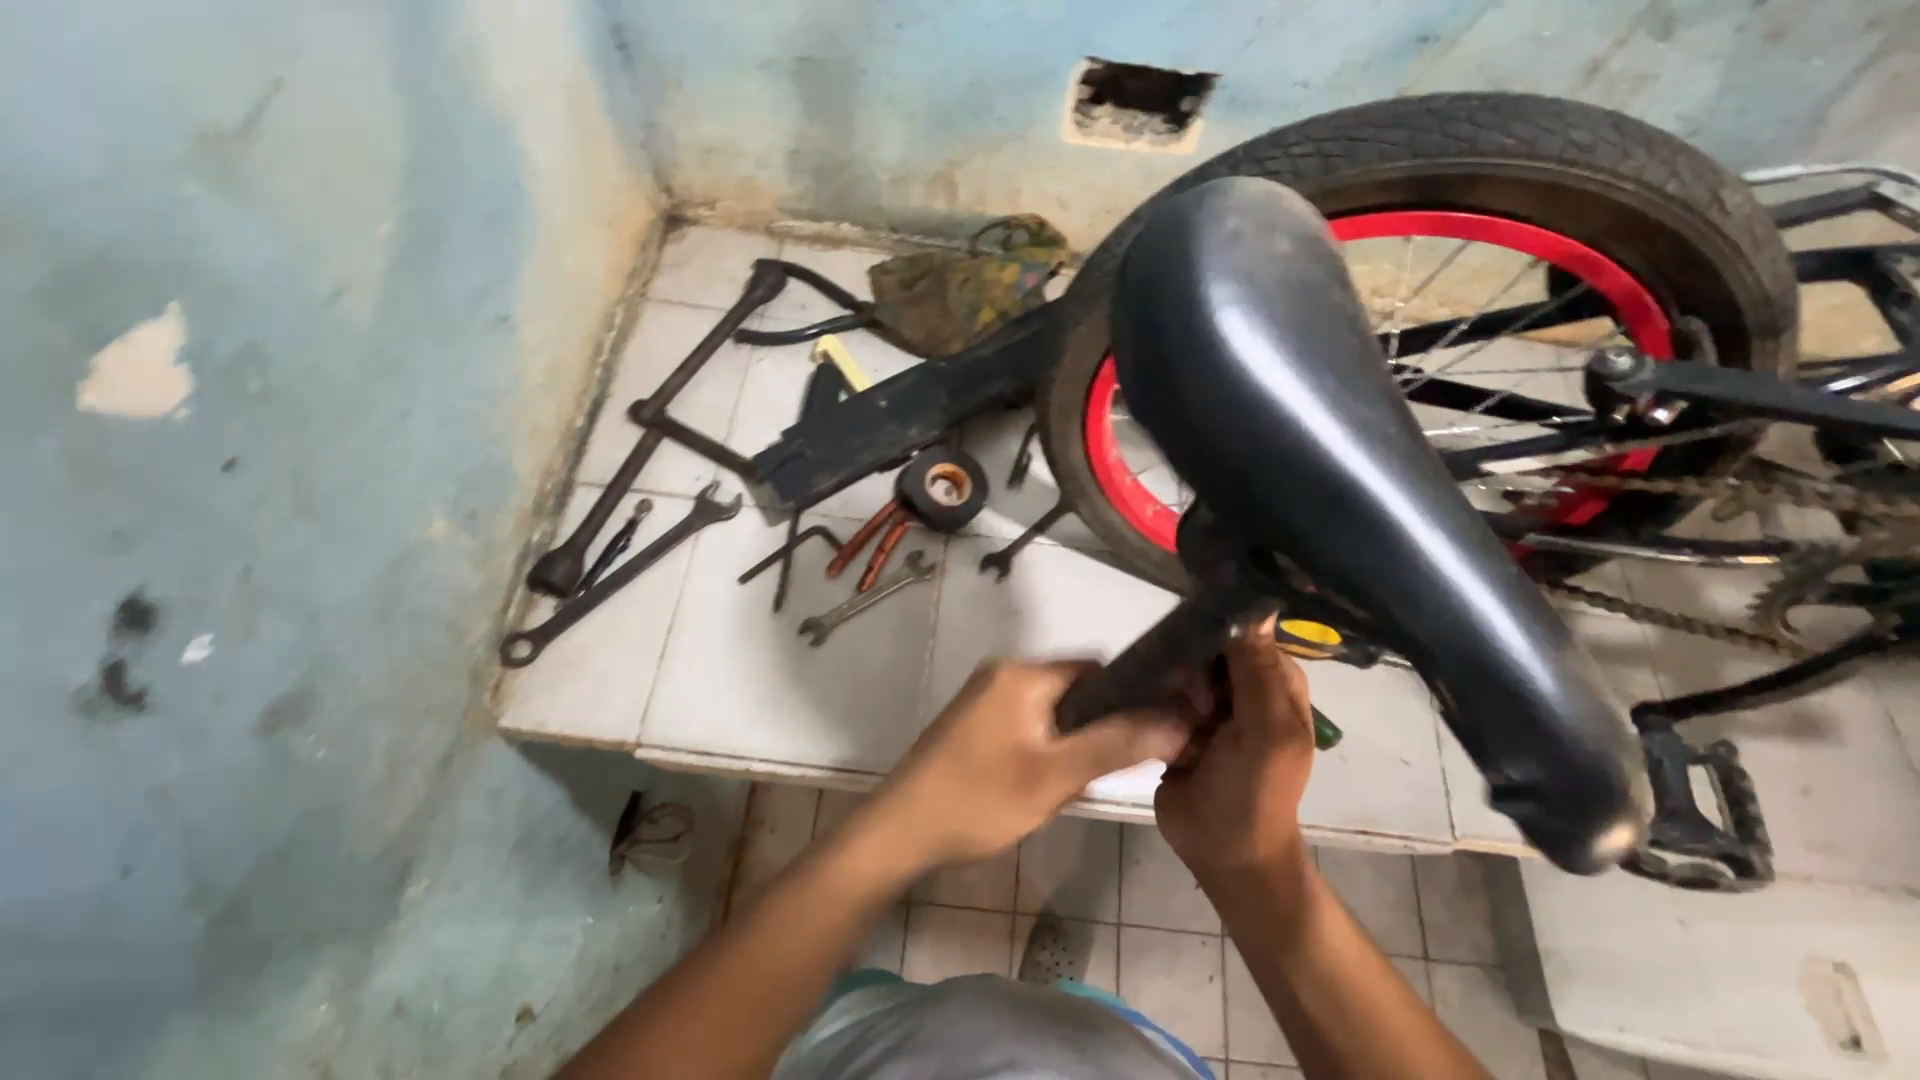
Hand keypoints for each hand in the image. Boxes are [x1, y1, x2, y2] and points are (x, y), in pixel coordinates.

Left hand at [864, 660, 1190, 871]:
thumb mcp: (1055, 777)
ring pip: (1054, 713)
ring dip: (1071, 745)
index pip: (1098, 670)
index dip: (1132, 700)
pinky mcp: (975, 723)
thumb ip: (1117, 746)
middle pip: (1077, 691)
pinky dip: (1046, 750)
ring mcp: (985, 698)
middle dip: (1097, 730)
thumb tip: (1180, 722)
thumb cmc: (979, 800)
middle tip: (1103, 775)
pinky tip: (1042, 787)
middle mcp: (1003, 673)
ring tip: (1071, 786)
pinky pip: (1029, 725)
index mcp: (1022, 674)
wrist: (900, 831)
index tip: (1154, 737)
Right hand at [1156, 618, 1316, 878]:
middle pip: (1209, 651)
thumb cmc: (1256, 792)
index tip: (1202, 649)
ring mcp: (1207, 710)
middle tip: (1196, 706)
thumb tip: (1258, 608)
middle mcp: (1243, 691)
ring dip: (1175, 695)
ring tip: (1181, 727)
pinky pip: (1161, 699)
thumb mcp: (1268, 730)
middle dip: (1195, 672)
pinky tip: (1159, 727)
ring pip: (1180, 673)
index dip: (1225, 635)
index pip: (1249, 635)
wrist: (1223, 852)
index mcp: (1277, 686)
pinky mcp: (1175, 727)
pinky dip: (1157, 708)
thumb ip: (1258, 672)